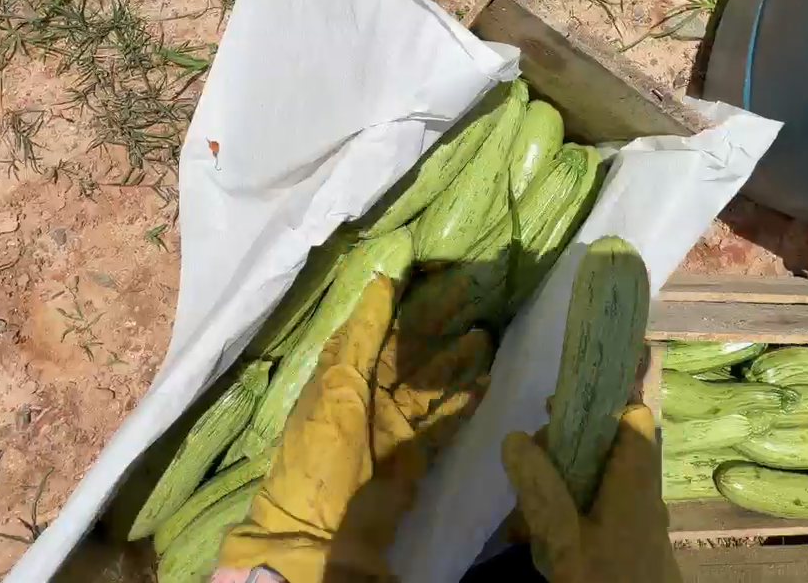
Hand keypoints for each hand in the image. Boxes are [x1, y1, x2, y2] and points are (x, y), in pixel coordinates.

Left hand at [217, 274, 492, 582]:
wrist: (322, 536)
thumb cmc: (322, 450)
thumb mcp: (337, 385)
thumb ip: (363, 333)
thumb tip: (381, 278)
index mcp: (345, 370)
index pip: (380, 322)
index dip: (405, 297)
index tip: (433, 271)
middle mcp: (370, 389)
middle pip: (411, 345)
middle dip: (439, 320)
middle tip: (470, 291)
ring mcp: (394, 420)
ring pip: (431, 378)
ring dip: (456, 356)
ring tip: (485, 334)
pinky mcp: (415, 450)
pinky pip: (443, 417)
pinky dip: (463, 401)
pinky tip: (485, 382)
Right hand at [500, 405, 680, 582]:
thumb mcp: (565, 540)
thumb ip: (541, 488)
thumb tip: (514, 436)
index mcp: (635, 479)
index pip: (633, 417)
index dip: (601, 404)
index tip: (560, 410)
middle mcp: (641, 493)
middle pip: (604, 448)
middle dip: (562, 452)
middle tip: (527, 467)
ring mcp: (636, 522)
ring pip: (594, 483)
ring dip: (556, 490)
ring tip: (521, 519)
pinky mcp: (627, 547)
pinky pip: (595, 515)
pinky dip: (566, 518)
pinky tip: (534, 542)